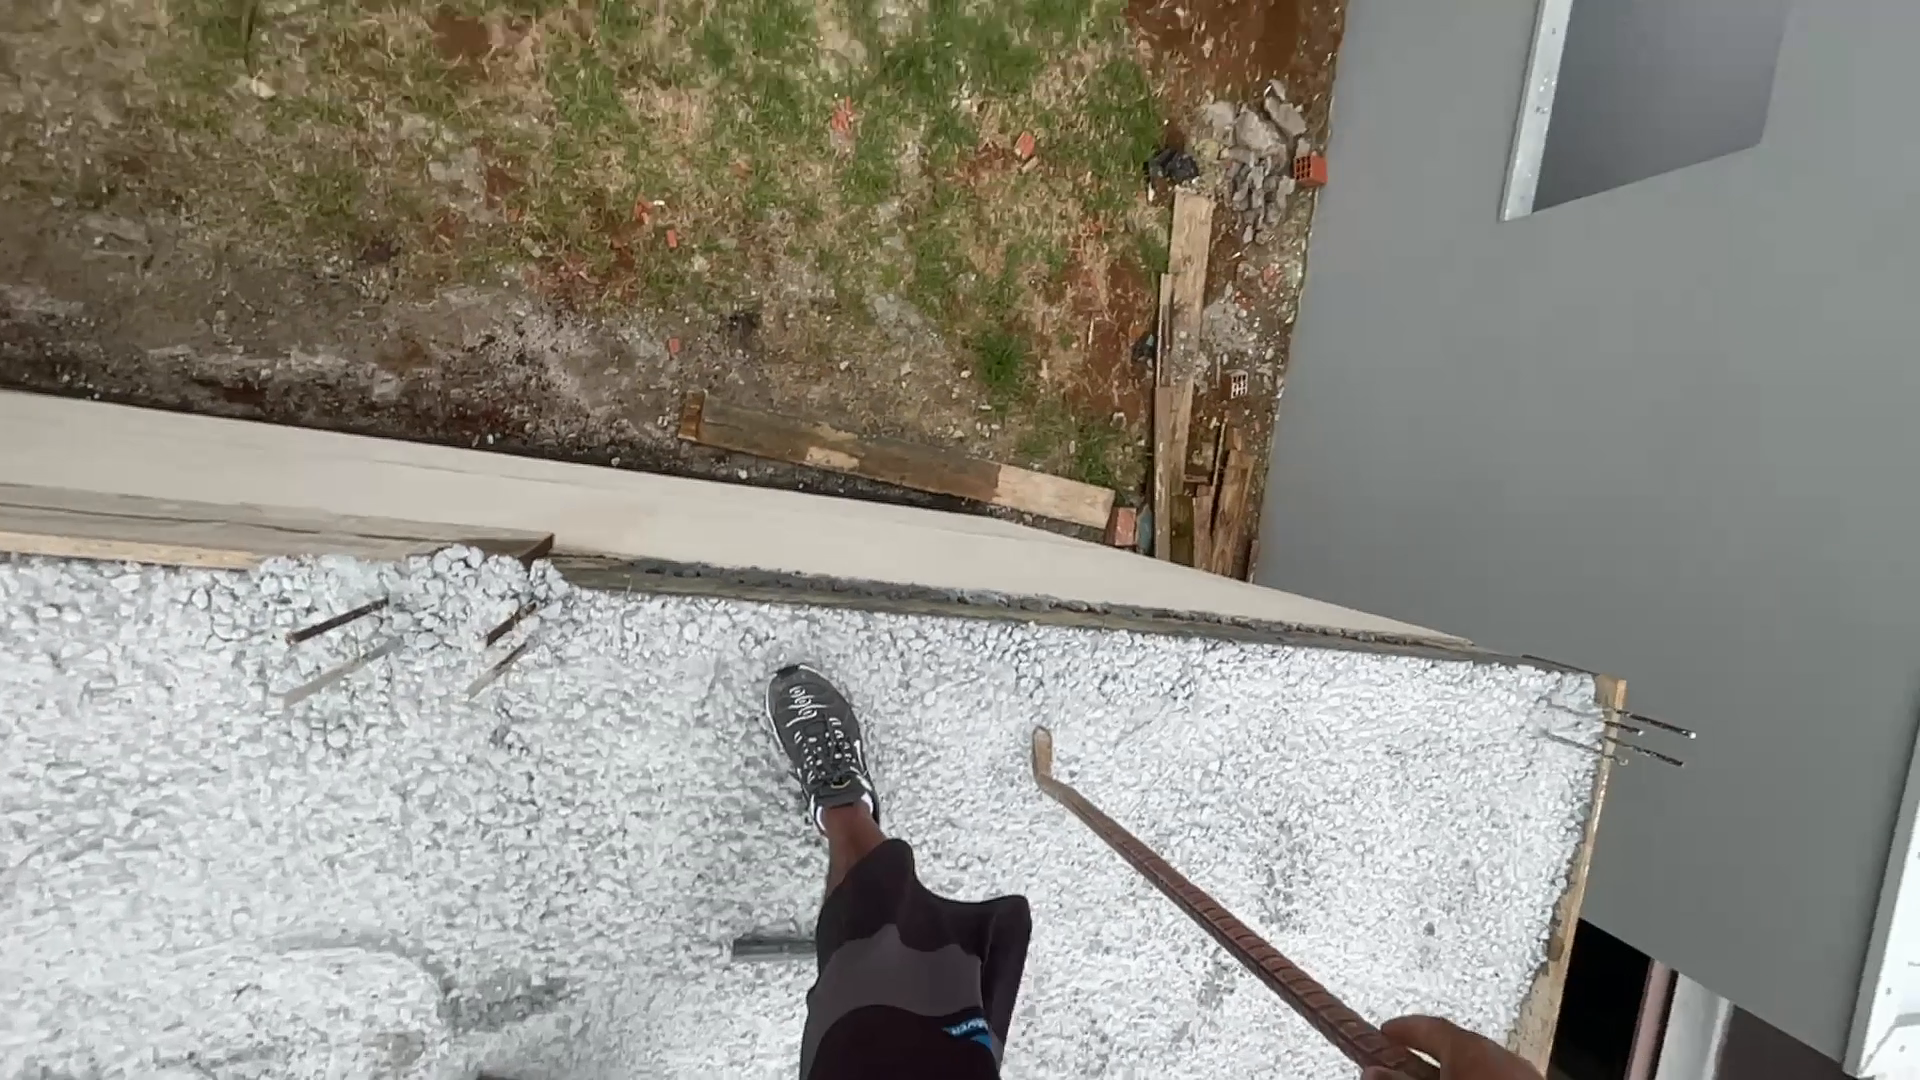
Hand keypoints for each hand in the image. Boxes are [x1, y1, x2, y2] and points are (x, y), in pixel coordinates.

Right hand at [1360, 1015, 1542, 1079]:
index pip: (1426, 1024)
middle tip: (1409, 1062)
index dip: (1402, 1029)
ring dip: (1458, 1071)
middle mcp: (1499, 1052)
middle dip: (1431, 1053)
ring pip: (1482, 1064)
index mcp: (1469, 1045)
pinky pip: (1499, 1077)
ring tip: (1441, 1078)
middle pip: (1456, 1044)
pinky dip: (1481, 1079)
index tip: (1385, 1033)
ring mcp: (1525, 1074)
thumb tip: (1370, 1071)